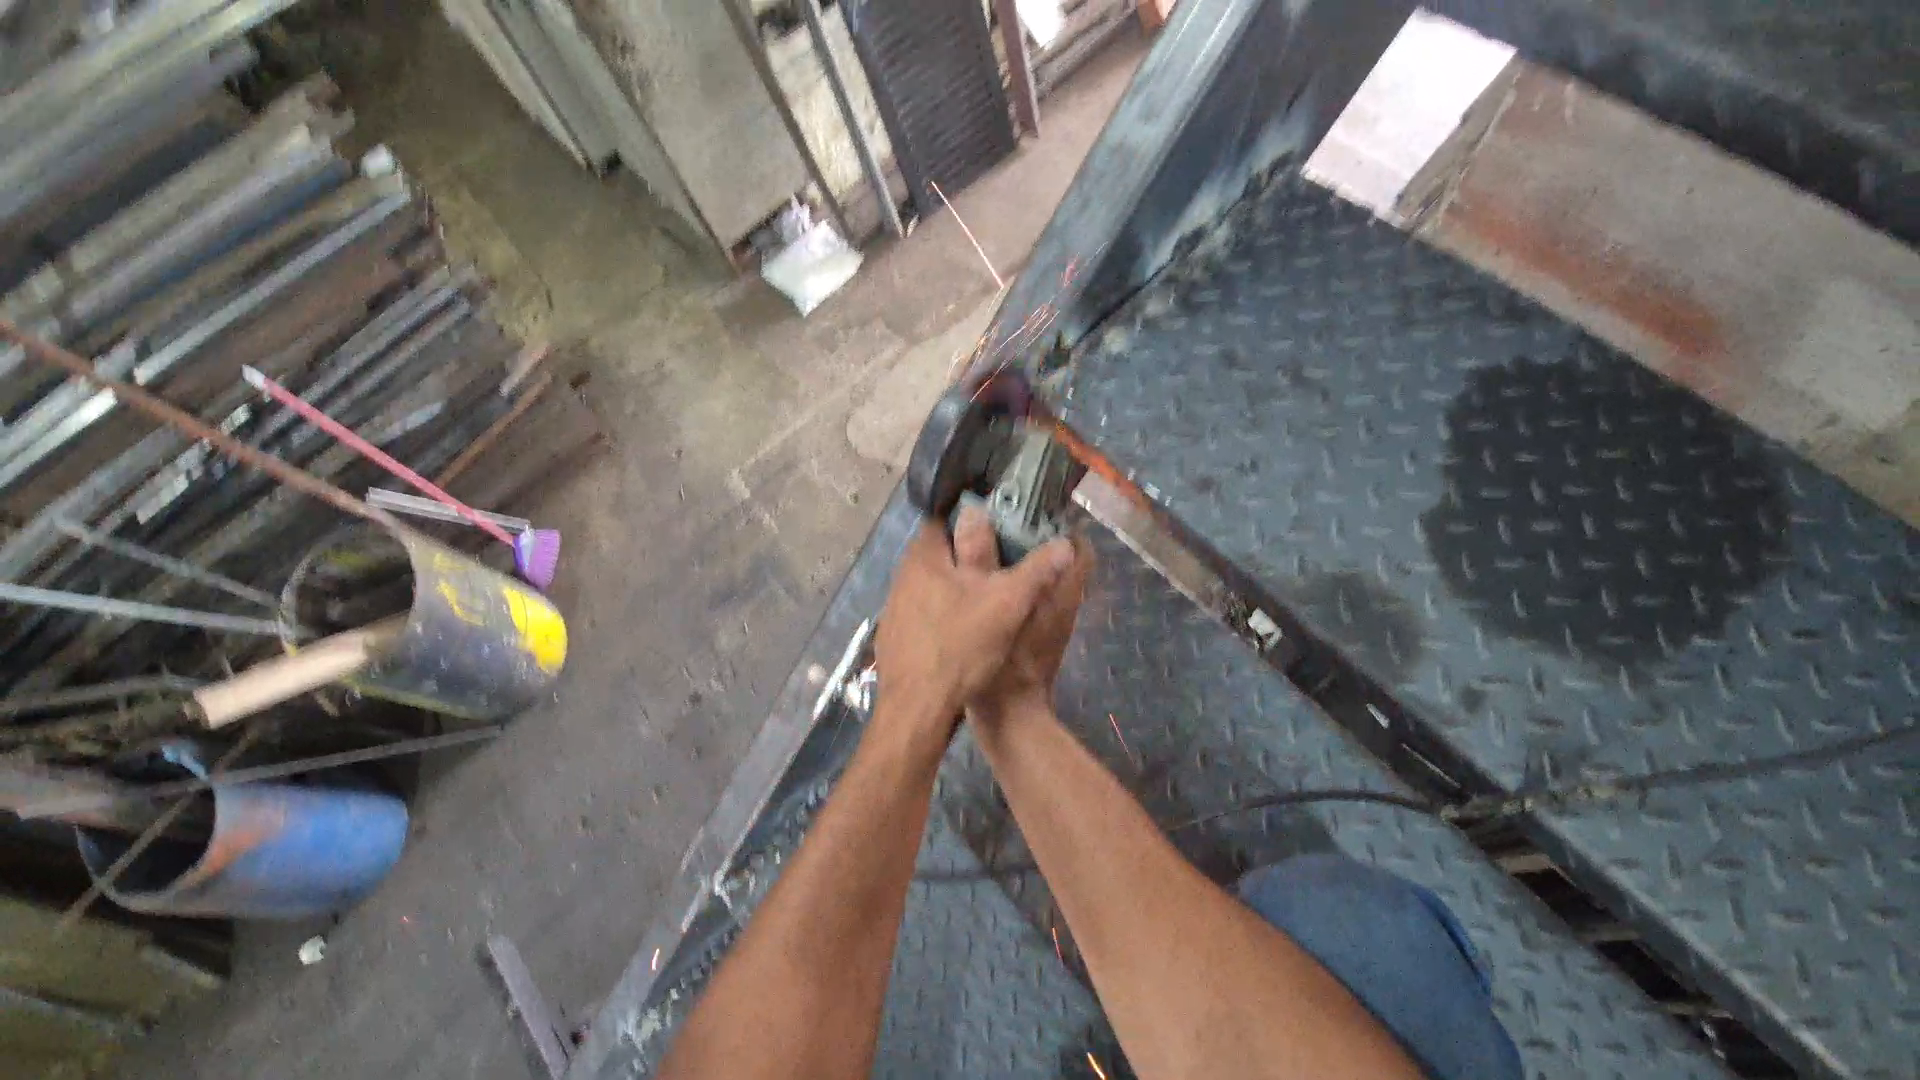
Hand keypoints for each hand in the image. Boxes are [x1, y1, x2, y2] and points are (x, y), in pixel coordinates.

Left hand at [872, 507, 1077, 745]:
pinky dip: (941, 616)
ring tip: (985, 599)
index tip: (997, 524)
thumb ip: (1036, 571)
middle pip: (938, 554)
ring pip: (929, 586)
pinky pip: (922, 615)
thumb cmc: (960, 647)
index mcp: (923, 558)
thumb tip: (1066, 544)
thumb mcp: (1008, 606)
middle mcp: (901, 578)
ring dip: (954, 588)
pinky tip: (961, 634)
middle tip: (1000, 563)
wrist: (916, 709)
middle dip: (967, 557)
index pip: (942, 520)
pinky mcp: (894, 639)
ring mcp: (893, 610)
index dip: (970, 518)